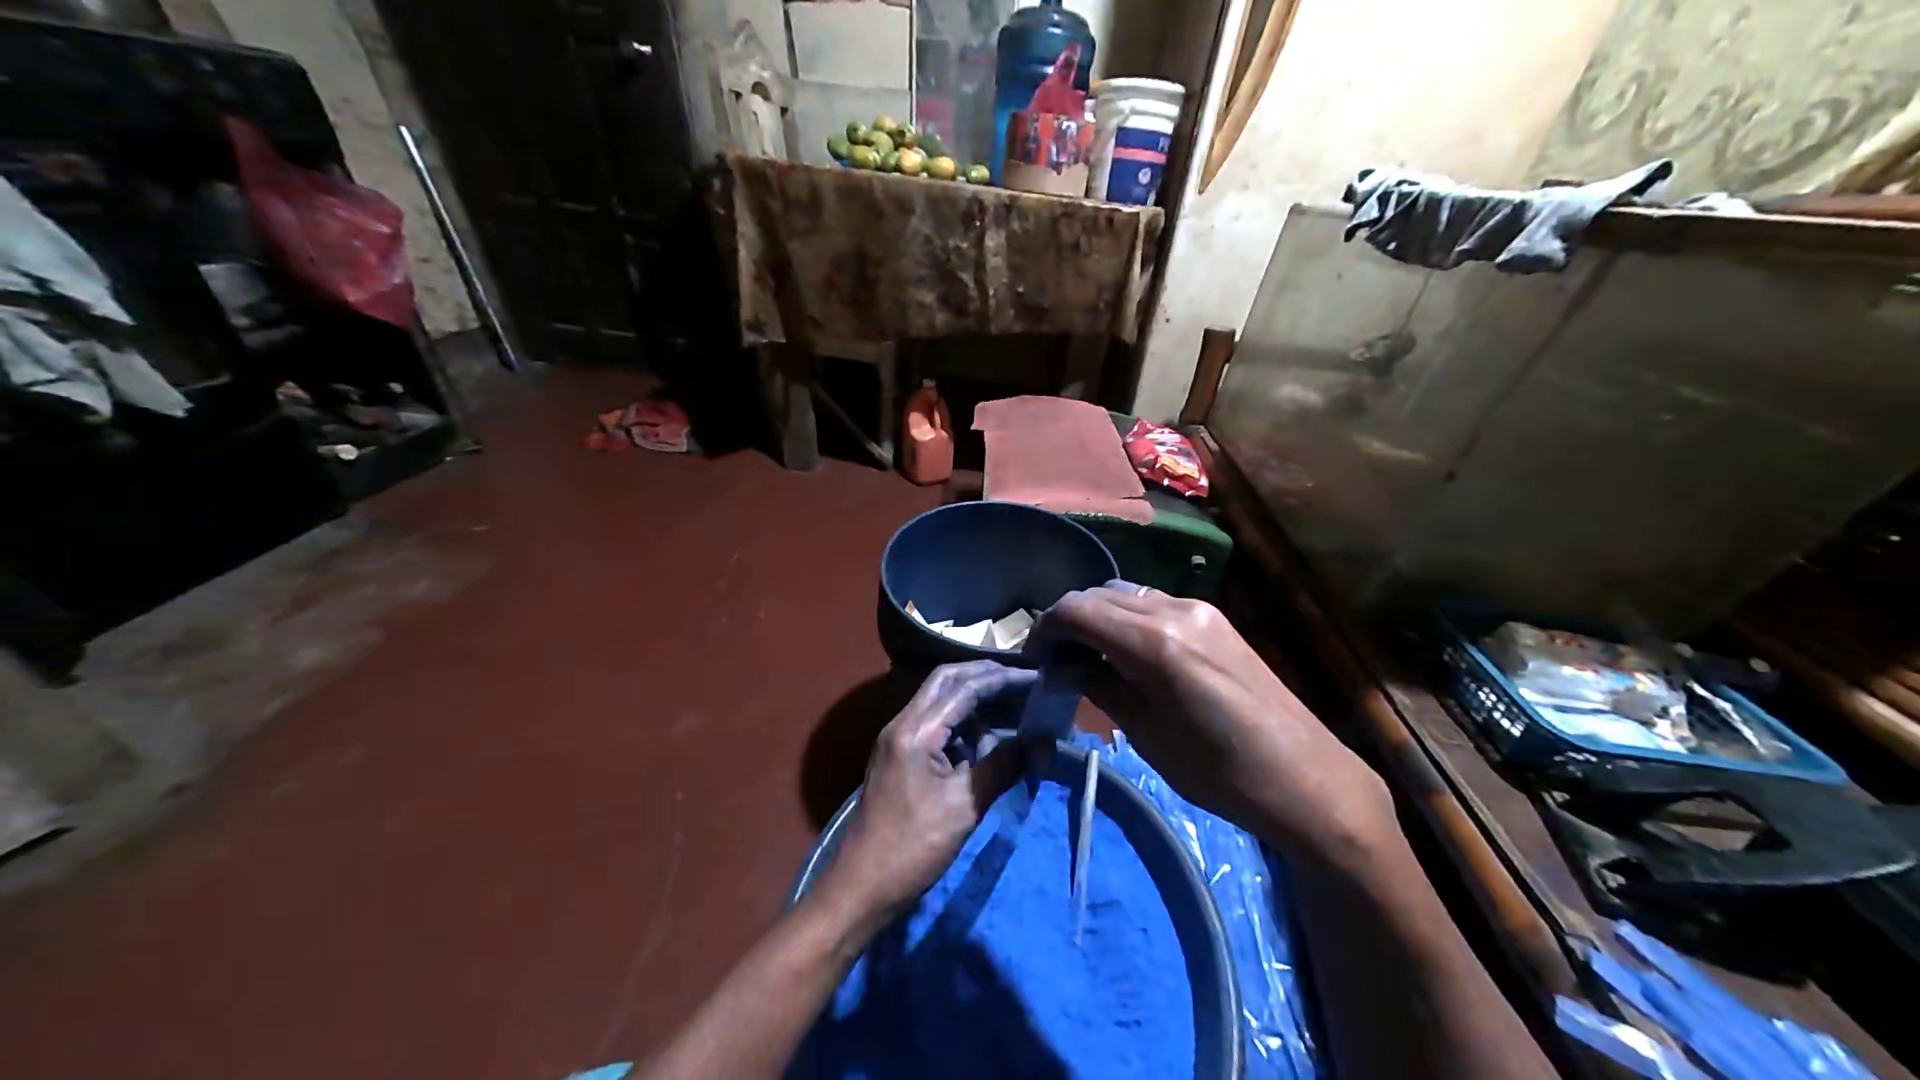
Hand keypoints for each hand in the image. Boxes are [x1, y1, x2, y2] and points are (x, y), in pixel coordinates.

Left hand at [820, 661, 1035, 918]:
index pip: (964, 688)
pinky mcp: (898, 756)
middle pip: (946, 680)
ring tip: (1010, 704)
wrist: (863, 885)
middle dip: (984, 675)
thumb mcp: (965, 806)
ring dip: (972, 697)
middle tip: (1021, 680)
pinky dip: (961, 722)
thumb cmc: (913, 847)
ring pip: (938, 700)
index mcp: (915, 730)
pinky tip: (985, 738)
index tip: (1035, 678)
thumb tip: (1039, 742)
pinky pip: (933, 723)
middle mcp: (901, 724)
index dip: (1002, 679)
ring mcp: (896, 739)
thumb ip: (1002, 766)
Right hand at [1036, 582, 1393, 861]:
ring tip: (1090, 654)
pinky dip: (1128, 618)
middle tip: (1057, 658)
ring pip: (1126, 594)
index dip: (1046, 629)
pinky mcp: (1216, 618)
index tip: (1034, 657)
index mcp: (1153, 644)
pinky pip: (1154, 603)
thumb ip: (1101, 687)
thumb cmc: (1219, 773)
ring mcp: (1199, 609)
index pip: (1076, 610)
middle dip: (1069, 620)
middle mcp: (1175, 611)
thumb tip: (1066, 666)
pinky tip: (1128, 651)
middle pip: (1098, 595)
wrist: (1305, 779)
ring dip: (1099, 615)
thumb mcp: (1147, 735)